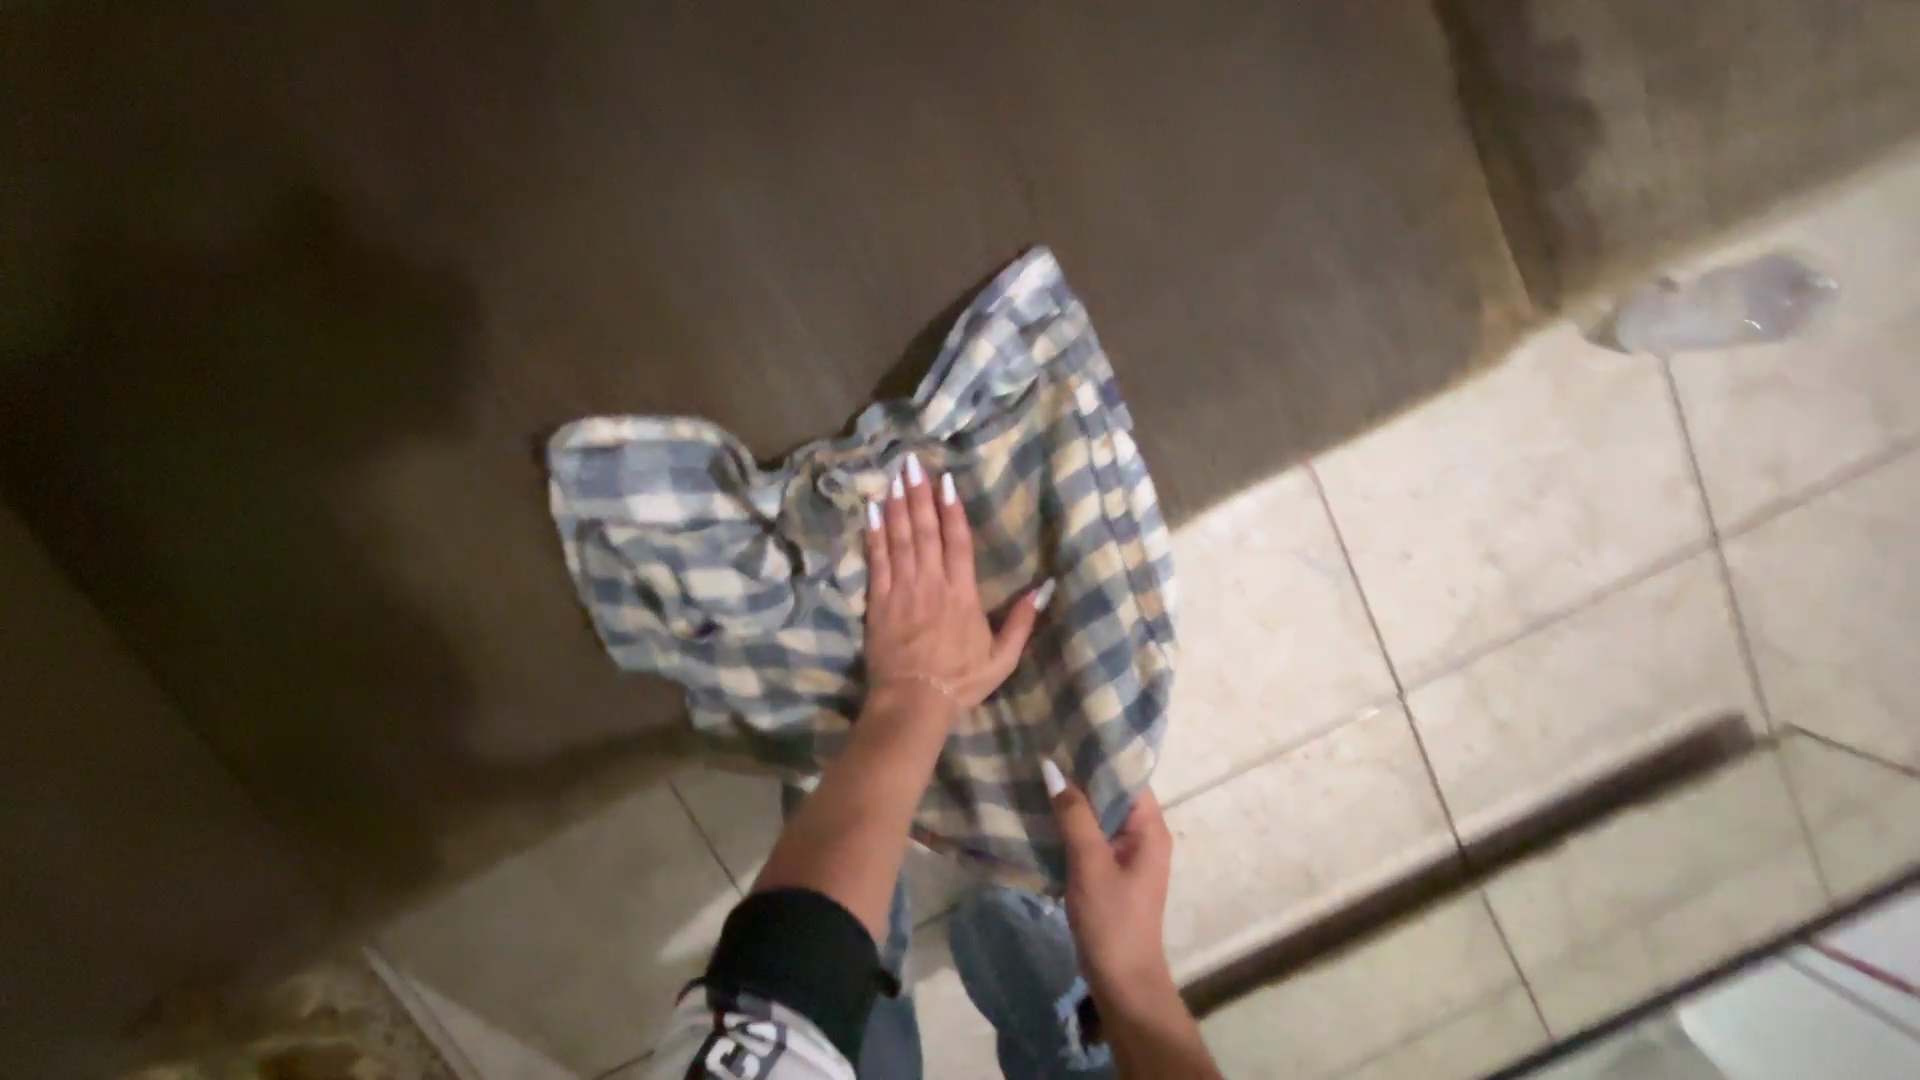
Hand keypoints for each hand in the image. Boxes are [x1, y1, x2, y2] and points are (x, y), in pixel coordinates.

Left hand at [864, 452, 1049, 709]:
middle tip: (912, 463)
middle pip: (925, 531)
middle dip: (920, 494)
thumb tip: (1045, 588)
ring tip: (895, 477)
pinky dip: (875, 534)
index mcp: (962, 594)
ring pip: (900, 539)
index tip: (947, 481)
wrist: (913, 701)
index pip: (958, 542)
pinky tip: (873, 511)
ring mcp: (902, 590)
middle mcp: (932, 583)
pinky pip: (876, 561)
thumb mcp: (1003, 657)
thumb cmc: (960, 681)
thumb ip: (1022, 621)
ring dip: (898, 506)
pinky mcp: (878, 602)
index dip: (952, 509)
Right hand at [1046, 765, 1177, 1004]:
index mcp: (1150, 828)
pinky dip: (1070, 821)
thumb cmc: (1112, 921)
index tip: (1067, 730)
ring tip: (1036, 770)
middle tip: (1043, 745)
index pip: (1127, 775)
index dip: (1099, 752)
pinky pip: (1091, 833)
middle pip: (1112, 791)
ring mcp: (1127, 852)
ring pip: (1099, 812)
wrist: (1122, 983)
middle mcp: (1143, 834)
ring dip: (1073, 797)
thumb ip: (1074, 814)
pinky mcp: (1110, 869)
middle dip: (1080, 772)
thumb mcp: (1090, 864)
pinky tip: (1041, 810)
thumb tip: (1052, 768)